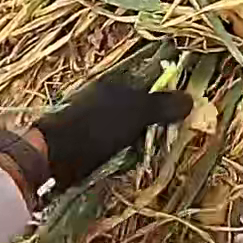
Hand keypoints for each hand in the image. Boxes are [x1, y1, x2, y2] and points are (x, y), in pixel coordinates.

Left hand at [30, 73, 192, 189]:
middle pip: (138, 105)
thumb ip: (163, 105)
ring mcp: (91, 117)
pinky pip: (113, 141)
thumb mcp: (136, 114)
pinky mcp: (82, 139)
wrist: (50, 156)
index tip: (182, 112)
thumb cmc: (95, 128)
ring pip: (126, 125)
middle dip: (154, 119)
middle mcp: (102, 95)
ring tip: (151, 150)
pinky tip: (129, 160)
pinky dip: (123, 149)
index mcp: (114, 82)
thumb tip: (191, 98)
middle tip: (170, 135)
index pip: (149, 83)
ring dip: (138, 137)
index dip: (166, 96)